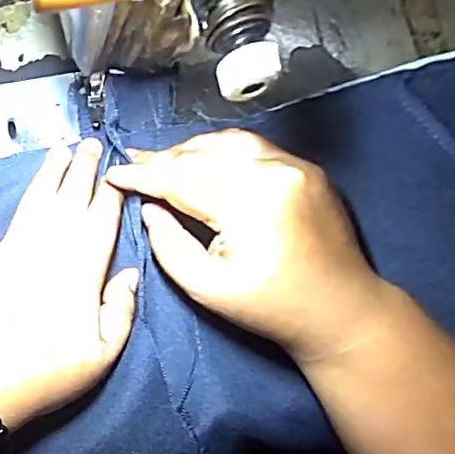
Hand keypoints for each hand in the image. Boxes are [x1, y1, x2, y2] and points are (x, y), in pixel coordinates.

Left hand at [0, 139, 140, 424]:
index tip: (119, 170)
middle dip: (82, 168)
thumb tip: (130, 273)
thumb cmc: (46, 374)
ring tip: (57, 149)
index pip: (102, 218)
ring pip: (31, 200)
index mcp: (81, 268)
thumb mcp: (102, 354)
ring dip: (45, 173)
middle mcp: (46, 248)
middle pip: (69, 198)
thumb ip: (120, 310)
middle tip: (90, 143)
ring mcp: (7, 251)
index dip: (112, 191)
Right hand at [102, 129, 396, 365]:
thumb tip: (149, 208)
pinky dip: (219, 151)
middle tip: (130, 164)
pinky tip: (201, 161)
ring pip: (226, 143)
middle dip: (162, 160)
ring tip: (159, 161)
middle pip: (202, 154)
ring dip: (189, 151)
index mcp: (250, 202)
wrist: (340, 310)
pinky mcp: (305, 168)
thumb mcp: (206, 288)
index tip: (114, 176)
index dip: (143, 175)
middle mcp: (275, 171)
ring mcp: (294, 165)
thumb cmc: (271, 308)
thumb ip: (169, 245)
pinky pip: (252, 148)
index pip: (182, 177)